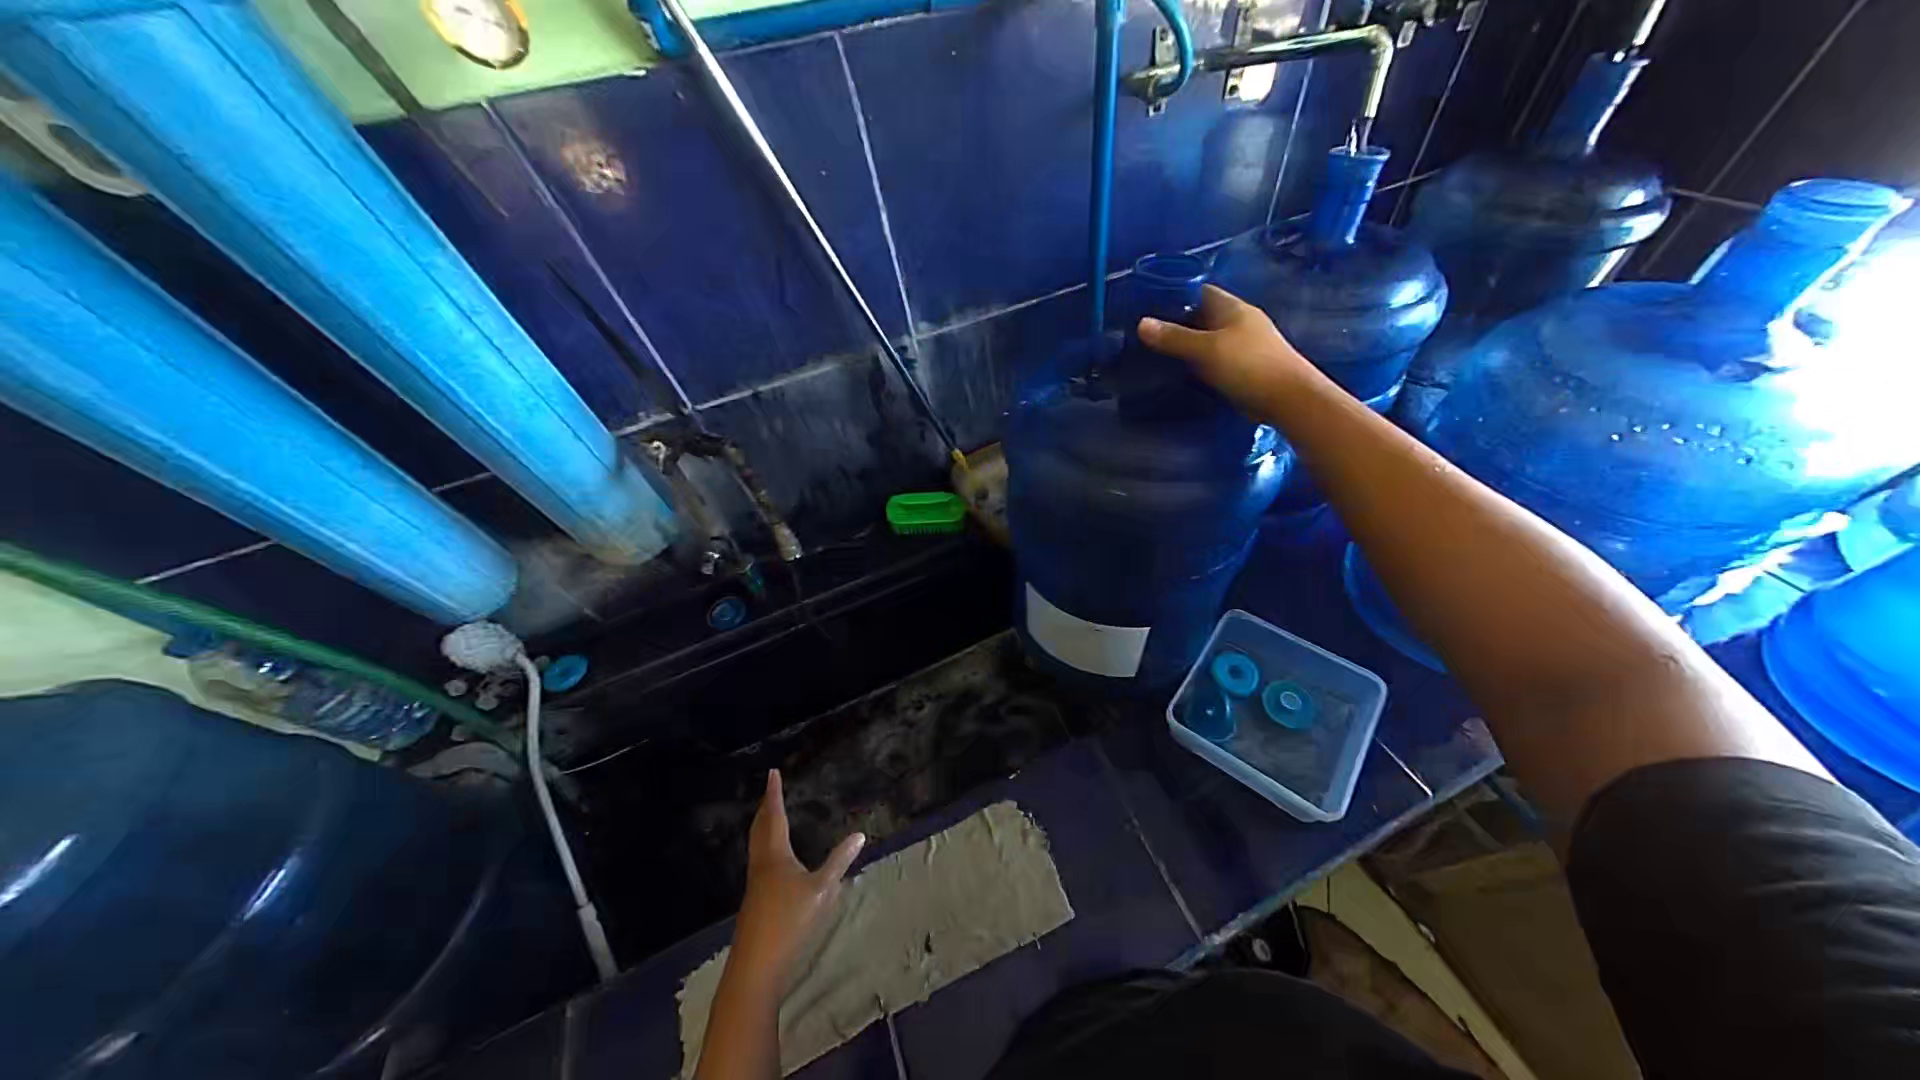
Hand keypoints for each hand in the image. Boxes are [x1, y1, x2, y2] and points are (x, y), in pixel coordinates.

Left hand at [728, 770, 865, 991]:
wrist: (756, 967)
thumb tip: (859, 833)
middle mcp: (761, 864)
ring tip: (769, 816)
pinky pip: (759, 858)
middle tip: (771, 789)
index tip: (772, 773)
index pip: (774, 815)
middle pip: (760, 828)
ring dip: (762, 825)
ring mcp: (754, 884)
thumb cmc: (789, 922)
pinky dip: (764, 844)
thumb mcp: (822, 890)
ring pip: (756, 844)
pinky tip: (773, 858)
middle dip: (766, 807)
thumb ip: (839, 861)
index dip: (774, 793)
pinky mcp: (755, 900)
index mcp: (774, 855)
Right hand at [1137, 285, 1316, 417]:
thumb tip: (1141, 323)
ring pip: (1208, 338)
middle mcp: (1239, 322)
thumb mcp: (1206, 350)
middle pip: (1202, 316)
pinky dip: (1198, 362)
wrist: (1289, 399)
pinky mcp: (1245, 367)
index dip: (1175, 295)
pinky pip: (1214, 358)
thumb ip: (1174, 337)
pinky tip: (1181, 371)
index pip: (1200, 291)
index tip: (1148, 306)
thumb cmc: (1248, 366)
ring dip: (1187, 344)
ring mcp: (1244, 345)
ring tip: (1156, 352)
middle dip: (1177, 322)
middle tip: (1146, 333)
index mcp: (1233, 308)